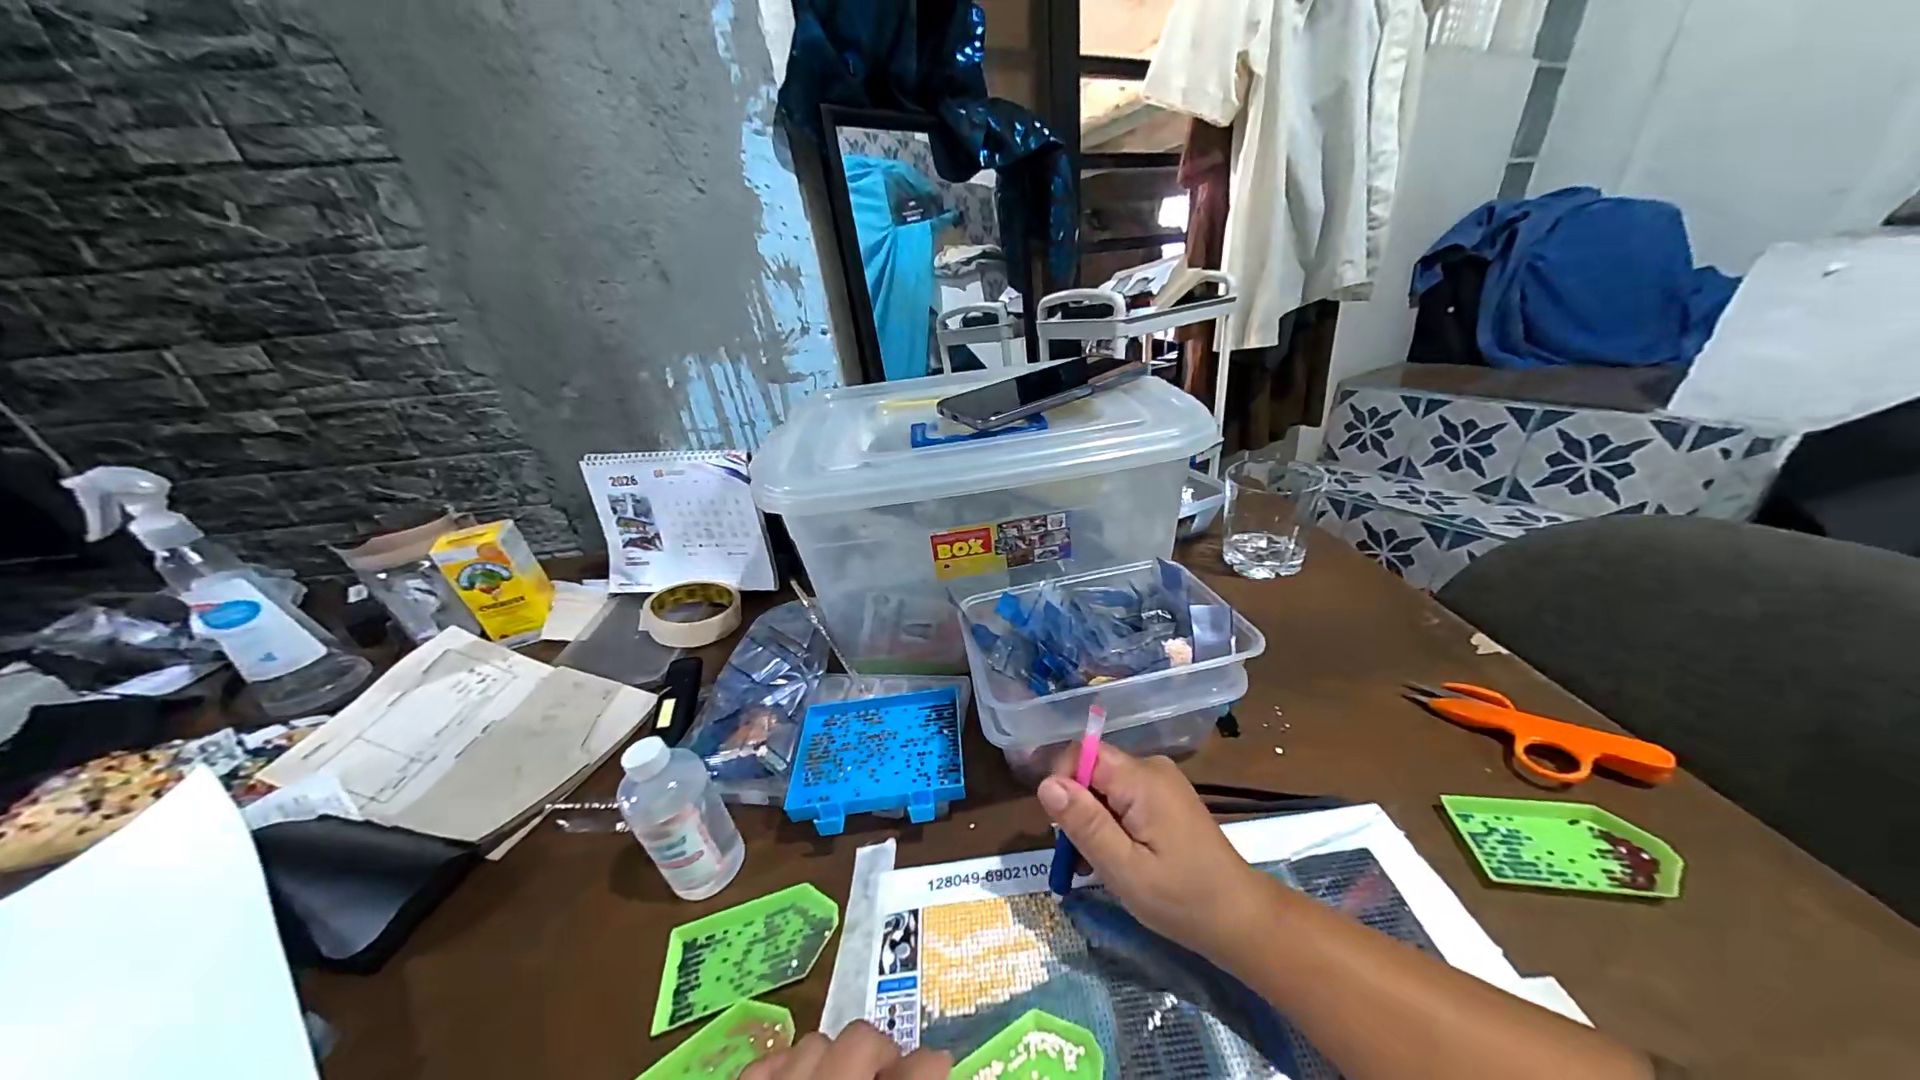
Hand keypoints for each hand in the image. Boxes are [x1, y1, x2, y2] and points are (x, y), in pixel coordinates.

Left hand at [739, 1021, 950, 1079]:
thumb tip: (936, 1062)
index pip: (917, 1069)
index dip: (931, 1065)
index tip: (940, 1063)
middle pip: (863, 1039)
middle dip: (879, 1054)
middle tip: (886, 1076)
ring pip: (816, 1044)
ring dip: (832, 1062)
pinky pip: (767, 1064)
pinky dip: (784, 1070)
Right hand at [1038, 744, 1270, 960]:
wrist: (1241, 919)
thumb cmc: (1182, 899)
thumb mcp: (1124, 869)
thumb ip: (1085, 823)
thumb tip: (1046, 783)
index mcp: (1142, 779)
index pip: (1082, 752)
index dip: (1062, 782)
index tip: (1060, 826)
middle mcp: (1151, 768)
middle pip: (1092, 770)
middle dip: (1077, 809)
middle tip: (1081, 857)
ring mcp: (1161, 782)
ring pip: (1104, 786)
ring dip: (1092, 821)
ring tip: (1097, 866)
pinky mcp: (1165, 797)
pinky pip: (1122, 797)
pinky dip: (1111, 824)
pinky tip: (1117, 858)